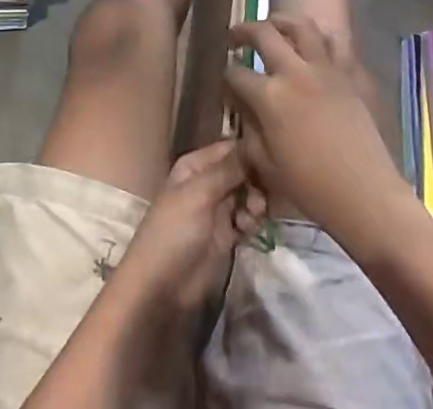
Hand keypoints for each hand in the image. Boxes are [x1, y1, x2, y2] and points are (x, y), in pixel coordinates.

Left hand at [114, 140, 266, 312]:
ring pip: (249, 195)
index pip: (230, 147)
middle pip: (243, 171)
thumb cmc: (174, 232)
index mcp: (195, 166)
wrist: (162, 290)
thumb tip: (255, 143)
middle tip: (259, 198)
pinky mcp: (226, 235)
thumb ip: (229, 168)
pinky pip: (248, 218)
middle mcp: (207, 182)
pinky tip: (249, 231)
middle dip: (256, 182)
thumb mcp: (199, 193)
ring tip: (253, 217)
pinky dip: (252, 222)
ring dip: (256, 203)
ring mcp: (217, 209)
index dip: (250, 152)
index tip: (271, 160)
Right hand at [224, 16, 410, 243]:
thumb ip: (249, 133)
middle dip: (243, 31)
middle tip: (235, 36)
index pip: (237, 74)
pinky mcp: (350, 74)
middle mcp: (295, 72)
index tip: (225, 80)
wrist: (364, 192)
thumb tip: (245, 113)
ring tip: (273, 24)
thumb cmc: (310, 187)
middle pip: (264, 34)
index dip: (226, 75)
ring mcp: (326, 69)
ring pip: (302, 26)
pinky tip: (315, 43)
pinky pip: (337, 42)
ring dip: (282, 20)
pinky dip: (323, 36)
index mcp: (270, 97)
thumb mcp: (266, 166)